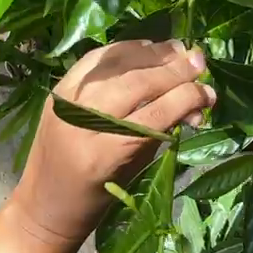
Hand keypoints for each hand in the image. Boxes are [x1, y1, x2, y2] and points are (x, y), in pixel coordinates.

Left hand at [10, 39, 215, 252]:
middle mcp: (80, 121)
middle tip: (201, 61)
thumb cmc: (95, 201)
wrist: (43, 206)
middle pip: (135, 84)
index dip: (185, 99)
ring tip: (180, 49)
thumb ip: (162, 133)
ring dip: (152, 54)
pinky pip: (95, 59)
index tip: (210, 92)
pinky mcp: (59, 89)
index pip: (153, 115)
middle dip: (173, 71)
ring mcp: (66, 101)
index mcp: (101, 154)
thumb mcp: (134, 173)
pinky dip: (124, 49)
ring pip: (115, 65)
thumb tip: (196, 103)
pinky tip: (147, 47)